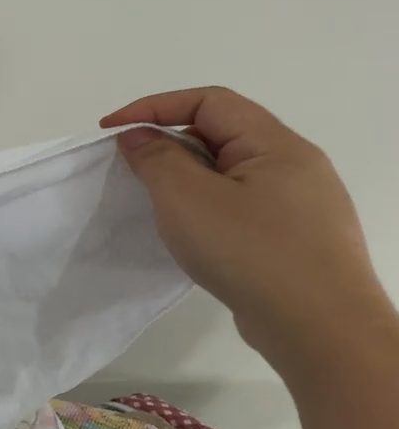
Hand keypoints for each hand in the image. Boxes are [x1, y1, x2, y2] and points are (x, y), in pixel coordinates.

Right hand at [101, 87, 396, 375]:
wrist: (319, 327)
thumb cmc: (250, 251)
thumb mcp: (186, 197)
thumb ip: (156, 157)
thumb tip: (138, 135)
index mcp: (277, 147)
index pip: (209, 102)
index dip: (153, 107)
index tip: (110, 132)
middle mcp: (296, 165)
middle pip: (221, 131)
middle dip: (166, 138)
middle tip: (125, 163)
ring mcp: (299, 202)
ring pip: (228, 167)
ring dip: (182, 172)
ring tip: (150, 195)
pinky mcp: (293, 233)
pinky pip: (238, 197)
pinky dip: (201, 199)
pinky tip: (186, 226)